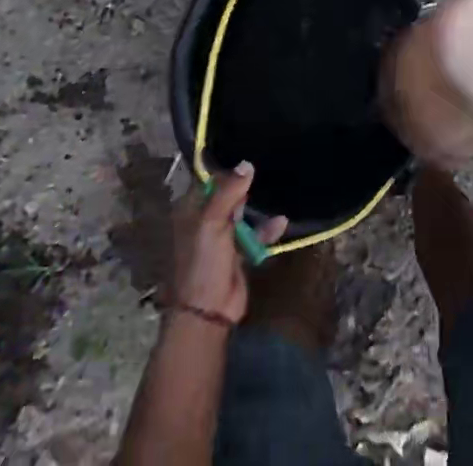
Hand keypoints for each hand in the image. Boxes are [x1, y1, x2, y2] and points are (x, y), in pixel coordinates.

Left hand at [168, 162, 287, 325]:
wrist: (208, 310)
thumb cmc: (204, 261)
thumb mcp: (213, 223)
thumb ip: (229, 192)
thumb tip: (247, 163)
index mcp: (191, 212)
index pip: (207, 183)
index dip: (226, 173)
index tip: (248, 161)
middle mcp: (205, 222)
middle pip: (227, 197)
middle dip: (245, 188)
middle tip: (268, 170)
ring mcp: (222, 238)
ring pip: (242, 215)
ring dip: (257, 209)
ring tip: (277, 192)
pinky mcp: (237, 254)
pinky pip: (254, 235)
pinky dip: (266, 230)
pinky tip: (281, 222)